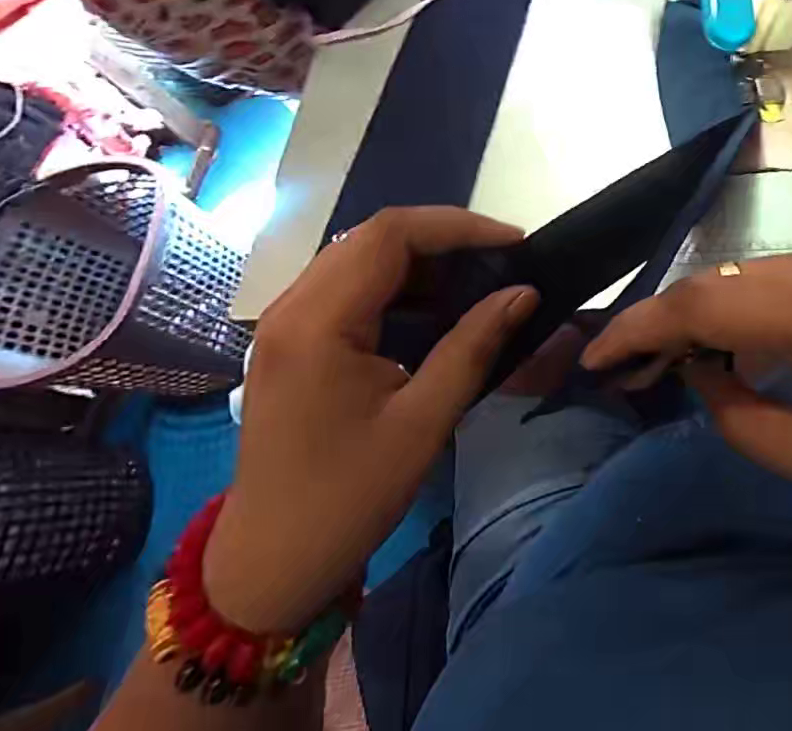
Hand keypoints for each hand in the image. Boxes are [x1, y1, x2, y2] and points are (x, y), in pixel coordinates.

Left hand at [204, 208, 537, 631]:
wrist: (269, 564)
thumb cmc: (348, 498)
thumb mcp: (423, 422)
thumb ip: (474, 346)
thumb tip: (523, 293)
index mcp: (318, 322)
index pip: (390, 234)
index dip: (457, 227)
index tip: (513, 244)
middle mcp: (292, 306)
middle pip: (373, 237)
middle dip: (444, 238)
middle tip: (502, 260)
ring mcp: (285, 321)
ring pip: (359, 257)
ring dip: (420, 259)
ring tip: (476, 279)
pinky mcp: (291, 340)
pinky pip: (348, 286)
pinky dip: (396, 284)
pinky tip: (433, 307)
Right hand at [581, 253, 791, 502]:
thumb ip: (741, 420)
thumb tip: (697, 376)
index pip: (695, 304)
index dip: (635, 330)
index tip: (593, 362)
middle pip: (702, 283)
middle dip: (650, 323)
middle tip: (616, 371)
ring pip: (723, 279)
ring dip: (682, 318)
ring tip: (652, 365)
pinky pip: (750, 285)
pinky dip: (716, 314)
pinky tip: (709, 352)